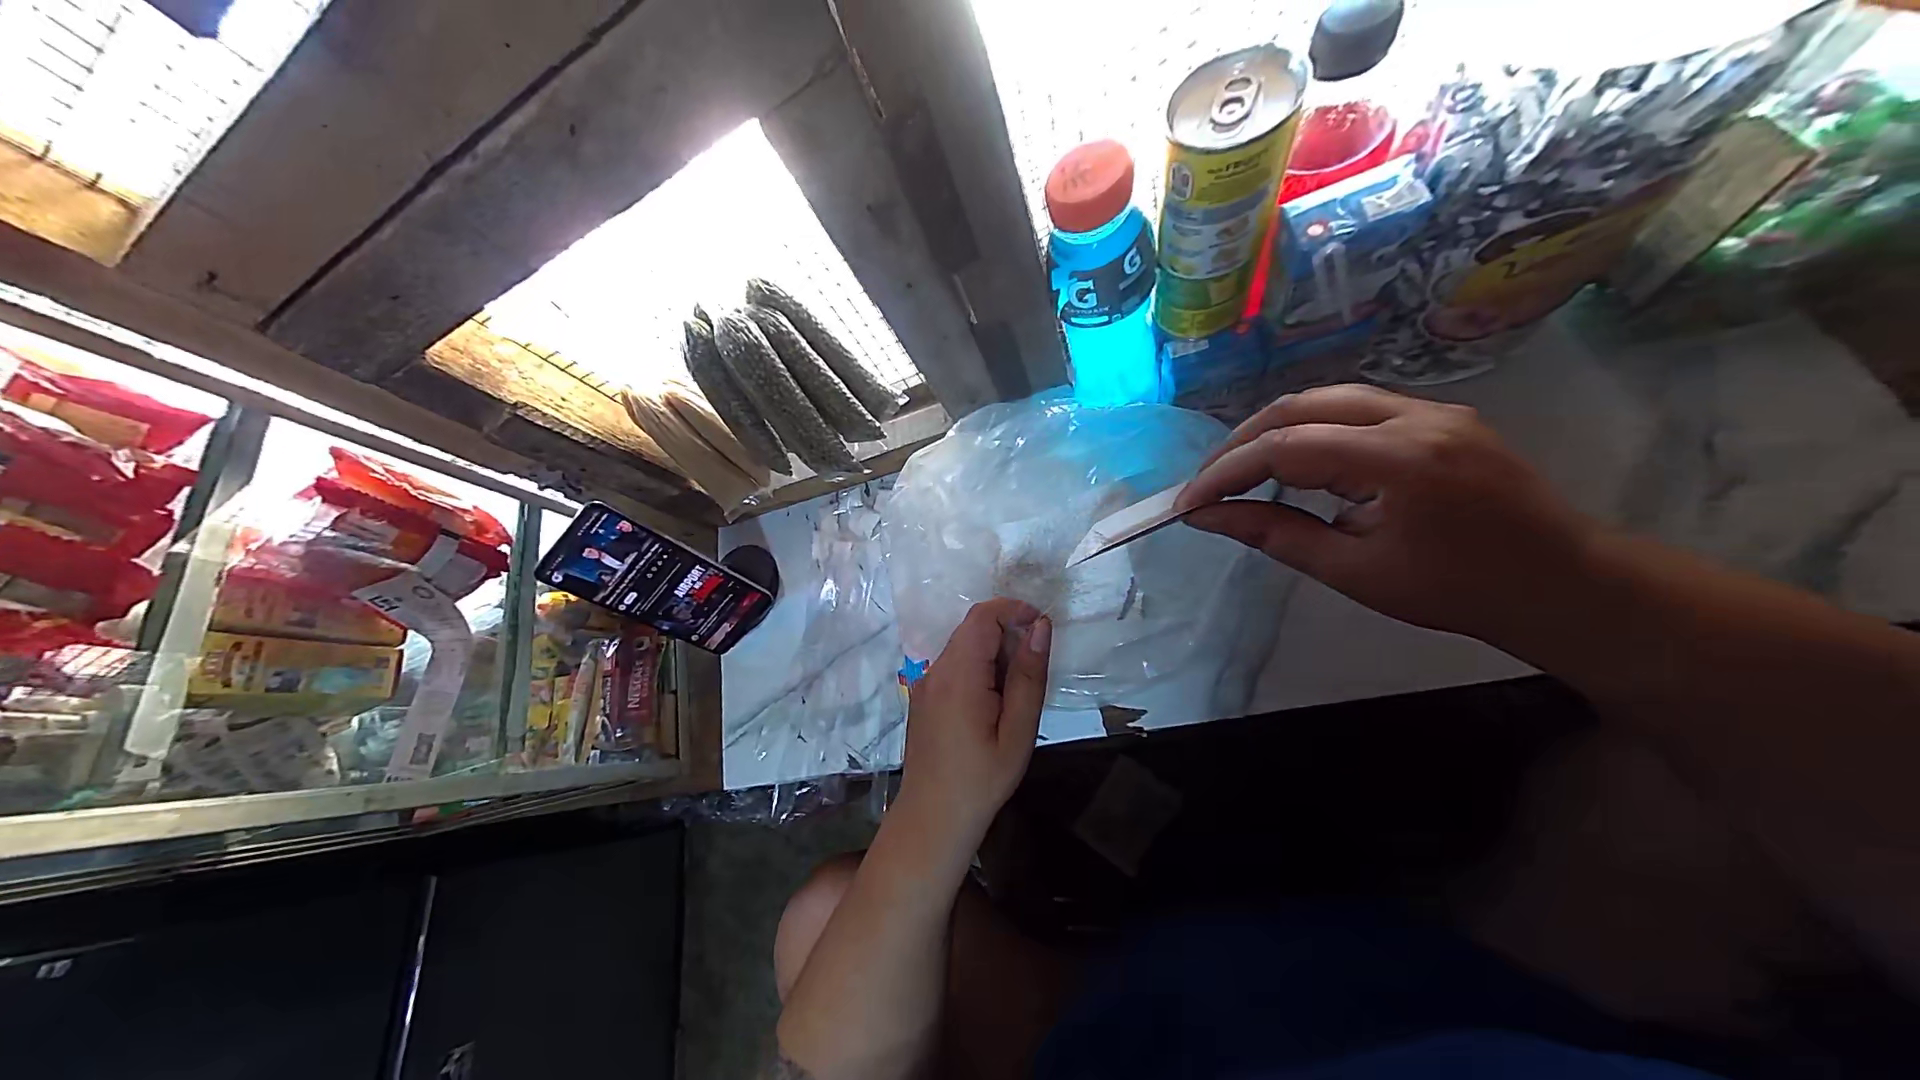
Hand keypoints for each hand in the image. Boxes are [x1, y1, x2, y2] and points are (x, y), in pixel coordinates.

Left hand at [896, 598, 1051, 850]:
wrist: (934, 817)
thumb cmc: (982, 779)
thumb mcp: (1018, 730)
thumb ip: (1028, 675)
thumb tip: (1041, 627)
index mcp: (958, 675)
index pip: (983, 616)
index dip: (1014, 610)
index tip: (1042, 628)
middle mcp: (935, 670)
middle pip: (972, 628)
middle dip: (1007, 633)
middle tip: (1032, 671)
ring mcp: (925, 683)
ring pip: (963, 645)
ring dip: (993, 652)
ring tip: (1014, 695)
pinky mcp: (924, 696)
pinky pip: (953, 665)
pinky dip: (978, 668)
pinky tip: (992, 704)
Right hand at [1173, 384, 1598, 643]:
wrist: (1561, 583)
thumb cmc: (1456, 590)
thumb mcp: (1354, 571)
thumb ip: (1276, 535)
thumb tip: (1209, 518)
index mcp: (1399, 459)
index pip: (1285, 447)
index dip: (1226, 472)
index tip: (1189, 503)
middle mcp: (1414, 416)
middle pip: (1299, 406)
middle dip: (1241, 443)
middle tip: (1208, 485)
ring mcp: (1431, 408)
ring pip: (1325, 398)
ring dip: (1273, 430)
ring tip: (1240, 471)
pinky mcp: (1437, 415)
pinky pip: (1355, 407)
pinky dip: (1310, 429)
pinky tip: (1294, 460)